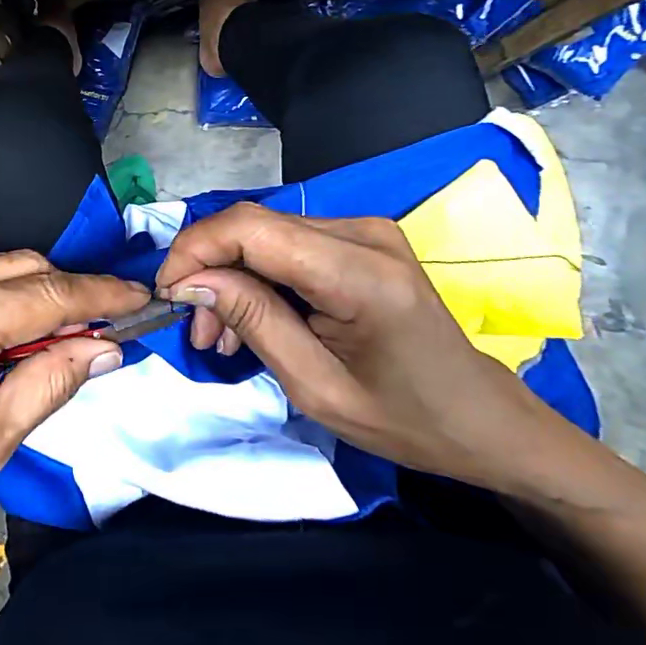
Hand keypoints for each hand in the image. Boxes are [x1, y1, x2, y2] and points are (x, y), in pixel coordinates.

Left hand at [0, 252, 147, 593]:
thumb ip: (52, 382)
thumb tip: (107, 347)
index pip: (50, 294)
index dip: (105, 296)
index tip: (146, 299)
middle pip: (31, 270)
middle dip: (78, 294)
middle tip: (113, 329)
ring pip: (7, 268)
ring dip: (47, 295)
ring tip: (72, 337)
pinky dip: (14, 298)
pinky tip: (24, 335)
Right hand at [155, 203, 567, 492]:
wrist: (477, 415)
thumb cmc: (403, 419)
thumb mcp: (316, 386)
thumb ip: (254, 320)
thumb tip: (192, 278)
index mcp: (360, 272)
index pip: (253, 227)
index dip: (197, 250)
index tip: (168, 296)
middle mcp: (365, 231)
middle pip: (259, 226)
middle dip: (213, 271)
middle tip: (200, 333)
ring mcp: (369, 230)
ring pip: (272, 233)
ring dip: (236, 276)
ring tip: (224, 335)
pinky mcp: (367, 239)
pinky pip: (296, 244)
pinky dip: (265, 275)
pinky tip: (259, 315)